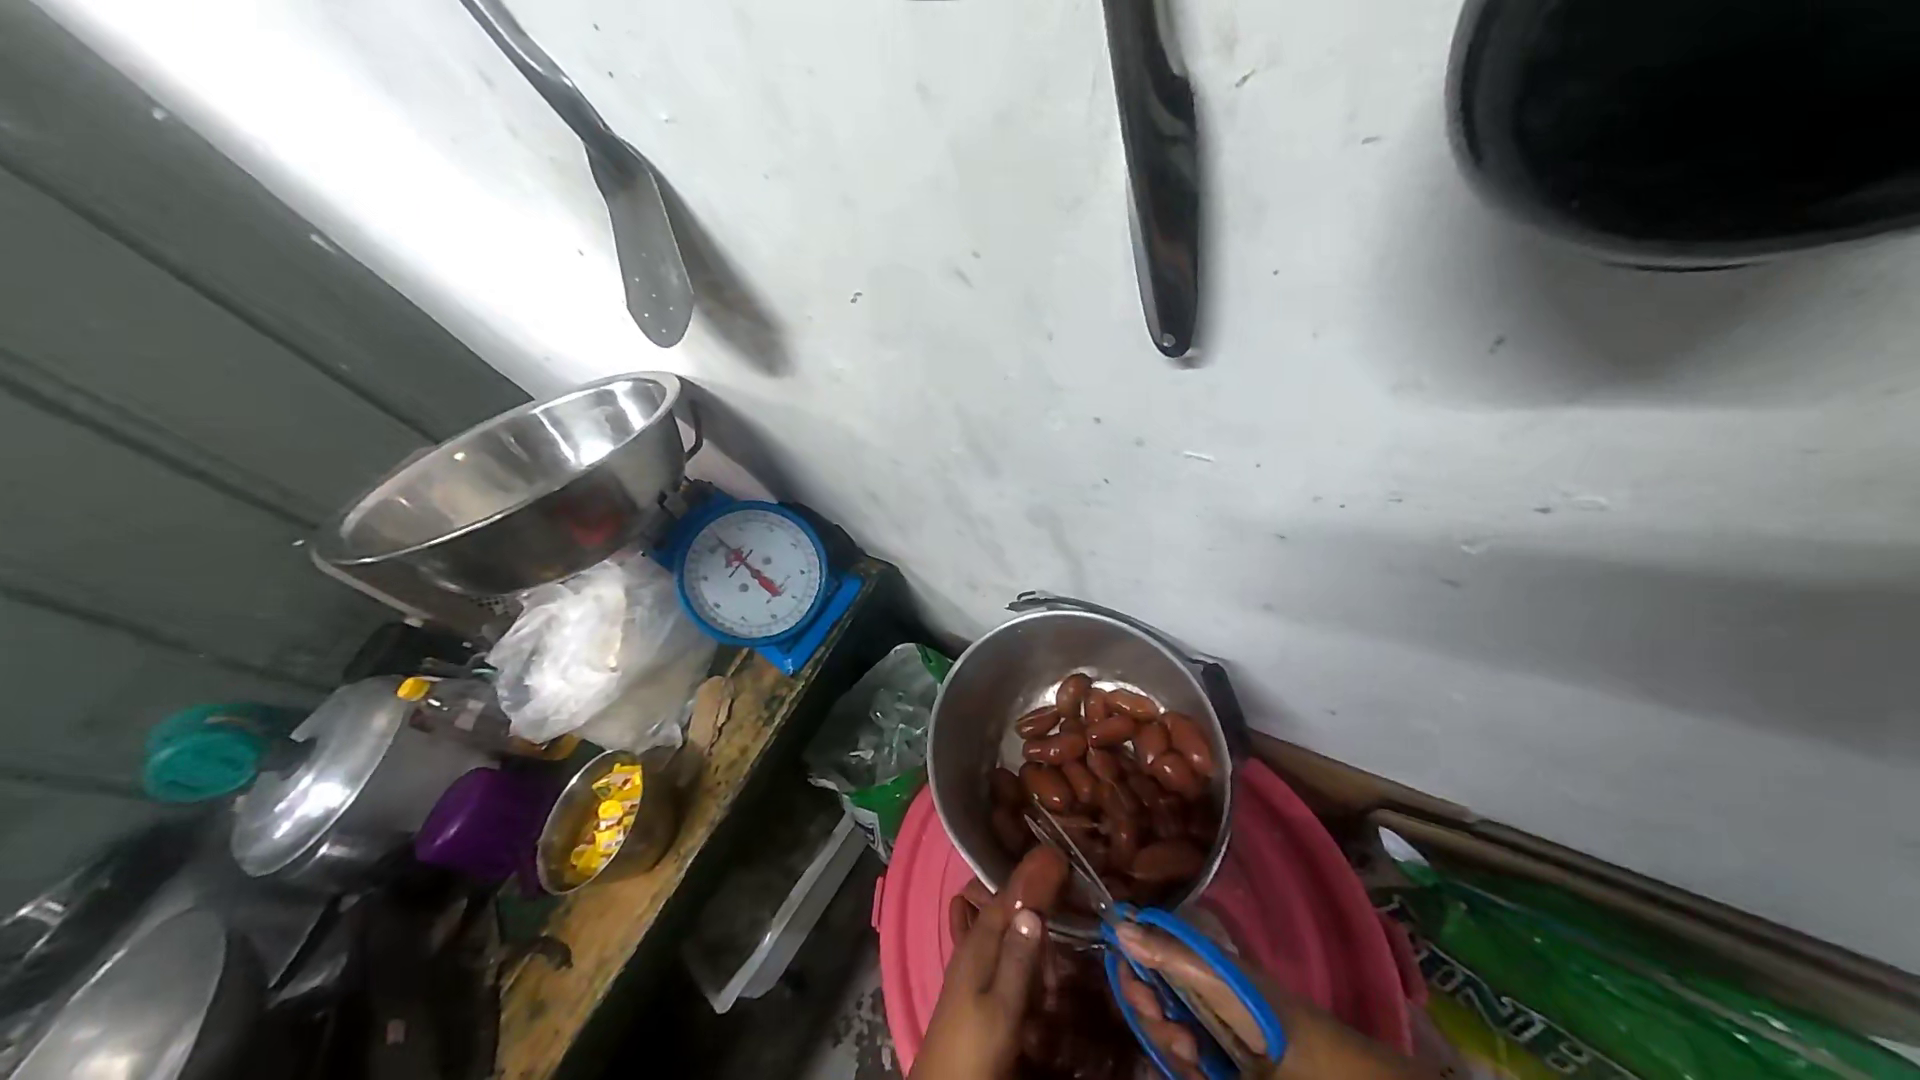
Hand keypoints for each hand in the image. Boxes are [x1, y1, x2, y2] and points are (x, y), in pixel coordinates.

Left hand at [907, 880, 1045, 1079]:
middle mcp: (973, 946)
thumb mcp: (1002, 1007)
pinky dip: (1004, 925)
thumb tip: (1032, 910)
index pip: (1007, 898)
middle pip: (1001, 905)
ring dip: (1015, 900)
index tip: (1053, 854)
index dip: (1029, 875)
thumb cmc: (974, 1047)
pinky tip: (1007, 922)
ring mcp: (971, 964)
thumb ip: (1017, 961)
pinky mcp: (974, 982)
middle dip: (1024, 883)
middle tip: (1051, 864)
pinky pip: (992, 941)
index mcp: (980, 945)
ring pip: (996, 920)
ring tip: (1036, 882)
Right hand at [1113, 922, 1268, 1078]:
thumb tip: (1119, 927)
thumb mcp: (1213, 975)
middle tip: (1180, 1035)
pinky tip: (1198, 1072)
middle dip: (1152, 1020)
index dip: (1131, 975)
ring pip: (1156, 1035)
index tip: (1138, 990)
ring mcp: (1194, 1028)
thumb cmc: (1260, 1010)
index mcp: (1188, 961)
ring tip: (1197, 1058)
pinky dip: (1180, 1069)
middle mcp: (1186, 991)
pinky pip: (1172, 1063)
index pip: (1141, 958)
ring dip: (1169, 1048)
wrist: (1308, 1065)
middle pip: (1145, 1002)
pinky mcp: (1201, 1062)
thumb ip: (1167, 953)